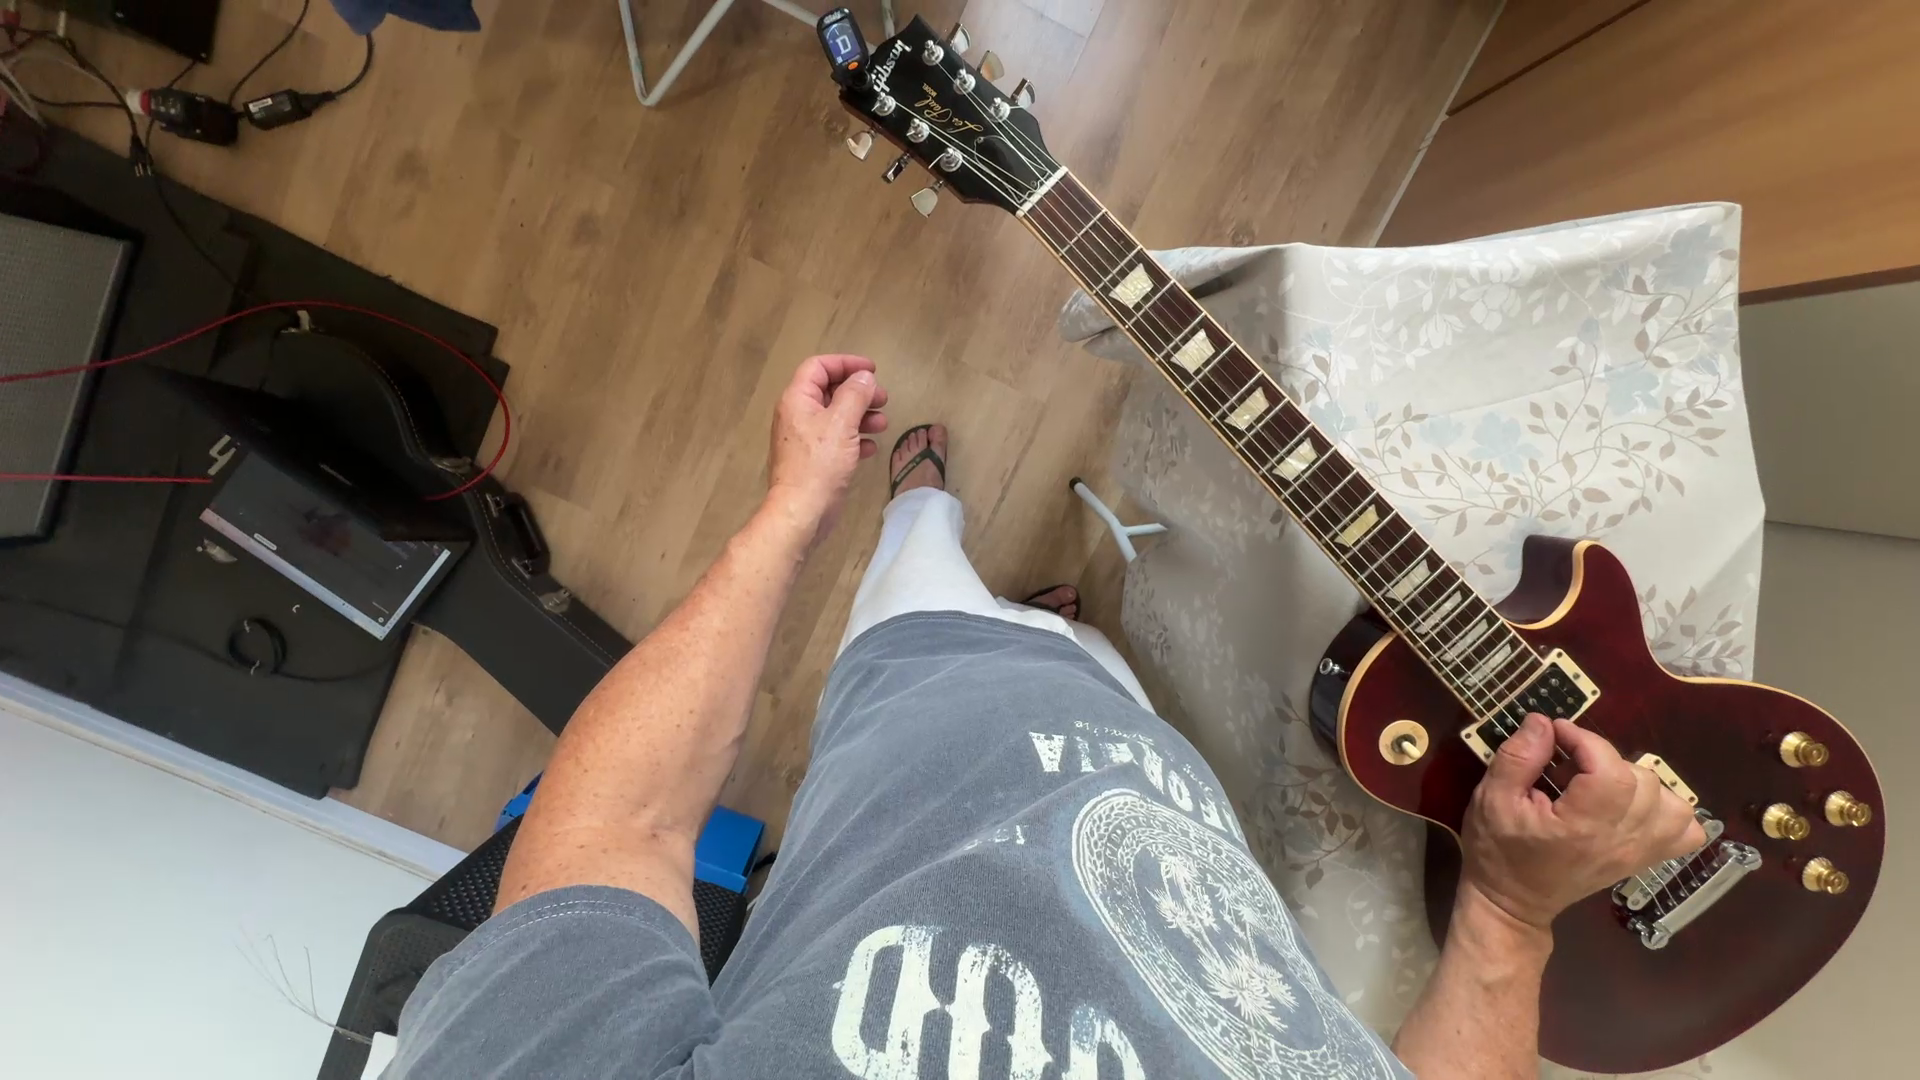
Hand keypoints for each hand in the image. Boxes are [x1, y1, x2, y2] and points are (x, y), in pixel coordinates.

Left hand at [765, 354, 888, 542]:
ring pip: (836, 417)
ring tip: (883, 423)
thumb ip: (855, 394)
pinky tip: (871, 448)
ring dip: (861, 416)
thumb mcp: (841, 423)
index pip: (819, 367)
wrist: (802, 512)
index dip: (846, 363)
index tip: (872, 371)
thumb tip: (864, 378)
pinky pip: (837, 440)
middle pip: (830, 391)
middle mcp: (798, 415)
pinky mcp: (814, 461)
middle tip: (883, 399)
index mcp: (798, 400)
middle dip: (859, 392)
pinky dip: (855, 439)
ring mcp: (805, 440)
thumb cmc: (820, 464)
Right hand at [1460, 714, 1706, 930]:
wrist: (1513, 898)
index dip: (1585, 740)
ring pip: (1672, 802)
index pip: (1610, 772)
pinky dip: (1666, 807)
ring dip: (1635, 779)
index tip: (1554, 731)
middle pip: (1642, 781)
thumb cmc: (1496, 846)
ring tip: (1597, 779)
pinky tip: (1630, 802)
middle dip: (1602, 756)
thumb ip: (1518, 757)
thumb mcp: (1491, 797)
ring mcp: (1641, 852)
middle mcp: (1622, 841)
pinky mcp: (1647, 858)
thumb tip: (1543, 722)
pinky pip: (1685, 829)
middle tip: (1564, 759)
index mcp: (1581, 826)